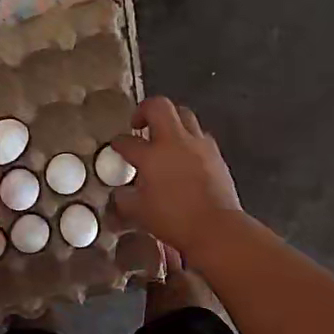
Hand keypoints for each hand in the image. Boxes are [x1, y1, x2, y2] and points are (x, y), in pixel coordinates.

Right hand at [109, 97, 242, 255]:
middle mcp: (175, 142)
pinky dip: (190, 140)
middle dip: (145, 109)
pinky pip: (200, 136)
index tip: (117, 146)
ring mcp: (199, 146)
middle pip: (159, 107)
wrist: (215, 227)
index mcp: (152, 155)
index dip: (118, 143)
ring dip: (171, 120)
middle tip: (139, 123)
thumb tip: (120, 195)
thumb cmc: (174, 220)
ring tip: (164, 136)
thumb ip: (124, 200)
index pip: (127, 142)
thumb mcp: (140, 213)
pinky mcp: (216, 155)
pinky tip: (186, 155)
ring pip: (184, 116)